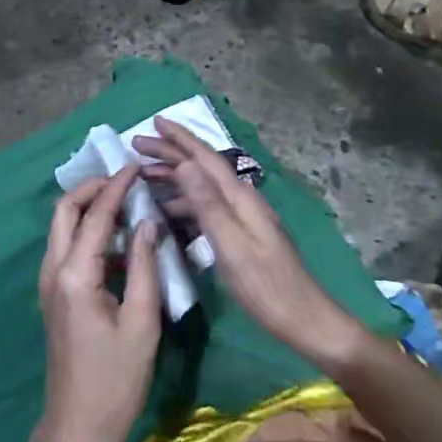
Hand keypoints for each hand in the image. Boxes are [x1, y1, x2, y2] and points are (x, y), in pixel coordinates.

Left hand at [36, 167, 161, 441]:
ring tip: (129, 204)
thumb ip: (144, 266)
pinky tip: (122, 243)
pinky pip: (69, 249)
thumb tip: (148, 222)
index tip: (137, 168)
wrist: (77, 427)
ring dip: (91, 209)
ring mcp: (50, 283)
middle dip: (93, 189)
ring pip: (64, 228)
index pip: (95, 215)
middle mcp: (54, 270)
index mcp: (74, 275)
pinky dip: (91, 234)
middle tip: (127, 181)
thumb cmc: (116, 379)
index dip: (117, 187)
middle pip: (65, 211)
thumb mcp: (142, 322)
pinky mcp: (55, 295)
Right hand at [134, 117, 360, 365]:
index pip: (204, 158)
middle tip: (138, 145)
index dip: (179, 138)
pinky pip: (206, 208)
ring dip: (174, 178)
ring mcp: (244, 217)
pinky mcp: (242, 234)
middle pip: (202, 168)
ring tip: (144, 176)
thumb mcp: (232, 245)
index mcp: (240, 198)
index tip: (154, 121)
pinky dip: (184, 203)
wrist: (304, 320)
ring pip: (202, 187)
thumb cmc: (266, 286)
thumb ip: (208, 204)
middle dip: (170, 153)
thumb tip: (185, 164)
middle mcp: (242, 199)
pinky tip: (168, 211)